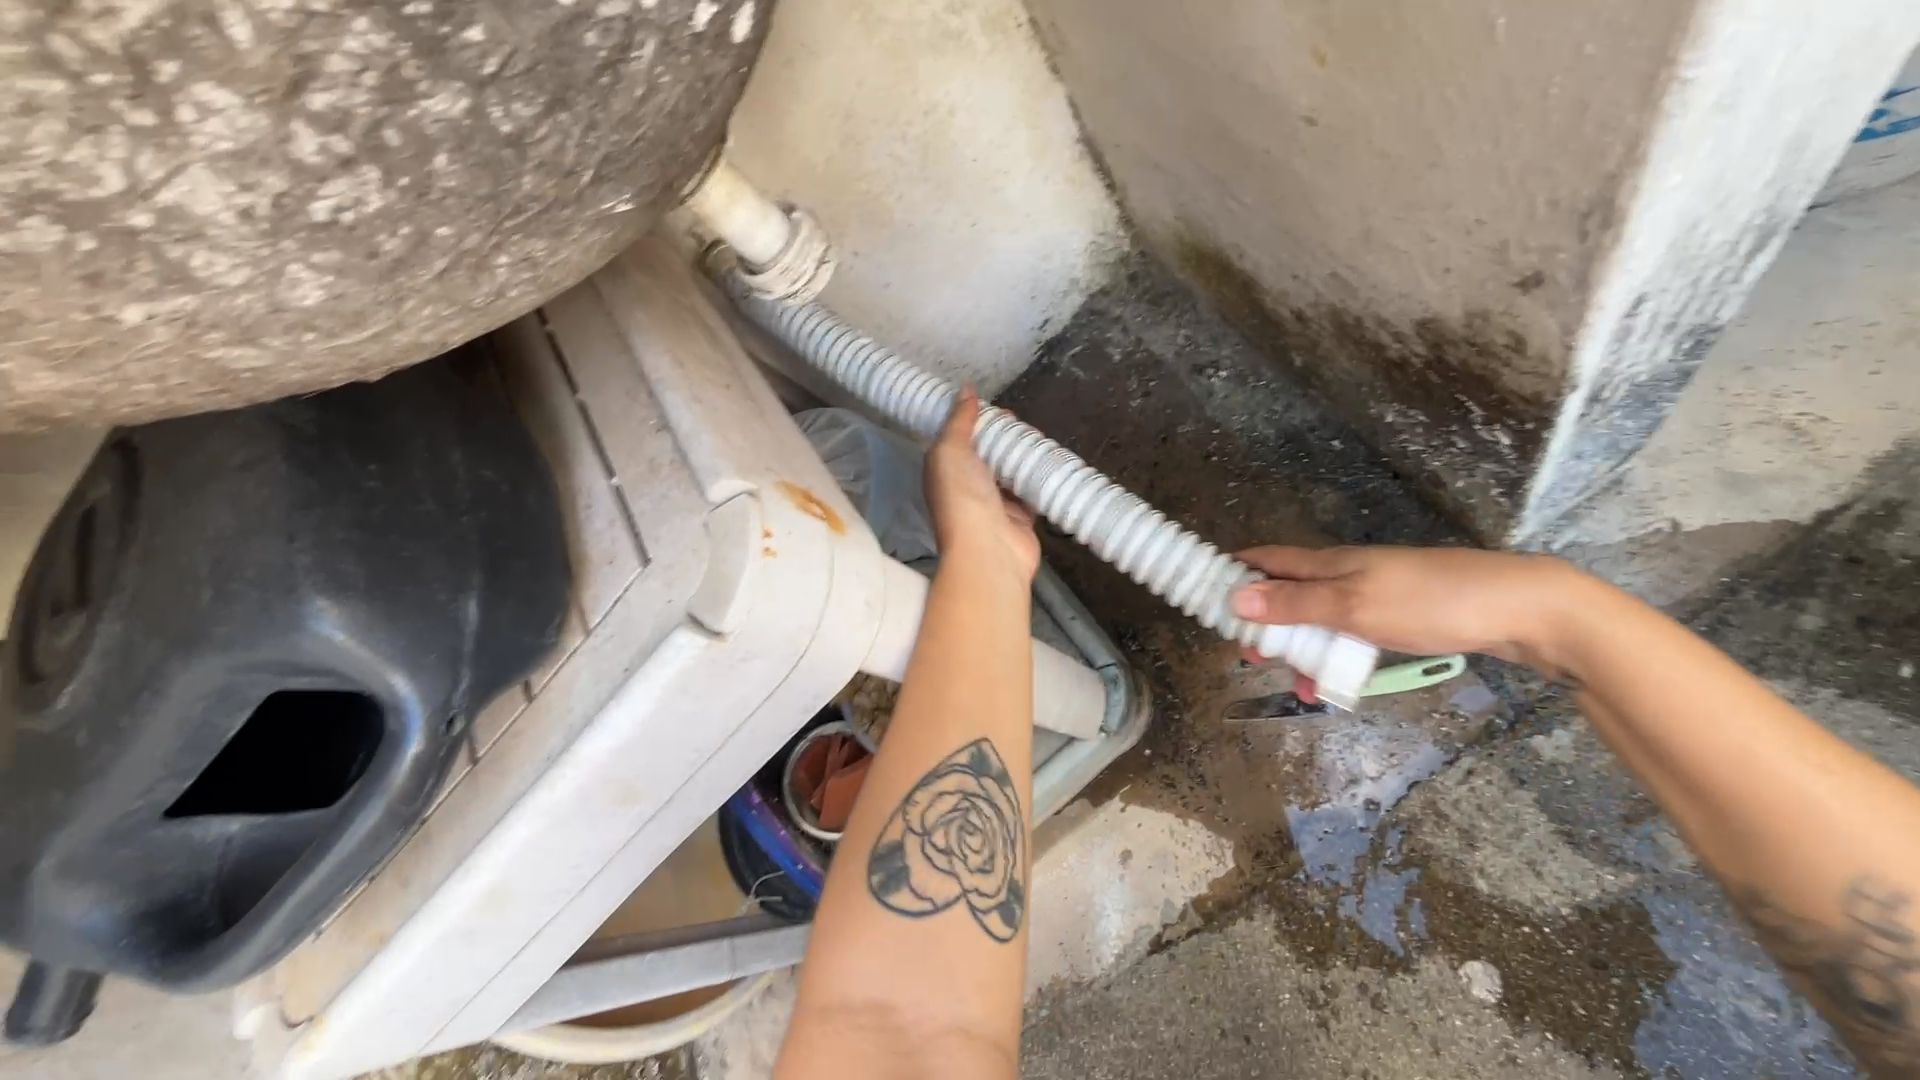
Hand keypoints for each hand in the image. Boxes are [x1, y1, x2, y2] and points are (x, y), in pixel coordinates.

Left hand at [926, 389, 1039, 583]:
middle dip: (1004, 437)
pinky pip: (1031, 491)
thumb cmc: (962, 498)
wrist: (988, 551)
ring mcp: (994, 504)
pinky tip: (1051, 460)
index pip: (958, 439)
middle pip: (986, 455)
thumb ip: (958, 421)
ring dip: (1023, 454)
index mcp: (943, 471)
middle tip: (1022, 422)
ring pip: (1010, 471)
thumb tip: (966, 390)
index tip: (995, 408)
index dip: (975, 421)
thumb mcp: (950, 450)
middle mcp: (966, 487)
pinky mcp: (1020, 517)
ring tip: (1039, 437)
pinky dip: (1039, 477)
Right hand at [1230, 545, 1589, 670]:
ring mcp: (1376, 594)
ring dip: (1301, 647)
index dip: (1235, 571)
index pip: (1269, 559)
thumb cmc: (1429, 602)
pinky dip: (1335, 656)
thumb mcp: (1353, 606)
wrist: (1520, 609)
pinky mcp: (1401, 616)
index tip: (1206, 594)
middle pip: (1290, 592)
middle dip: (1264, 621)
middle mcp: (1348, 574)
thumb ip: (1295, 604)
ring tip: (1294, 681)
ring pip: (1320, 618)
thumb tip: (1235, 596)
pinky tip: (1337, 684)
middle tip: (1249, 652)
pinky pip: (1350, 635)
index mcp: (1331, 564)